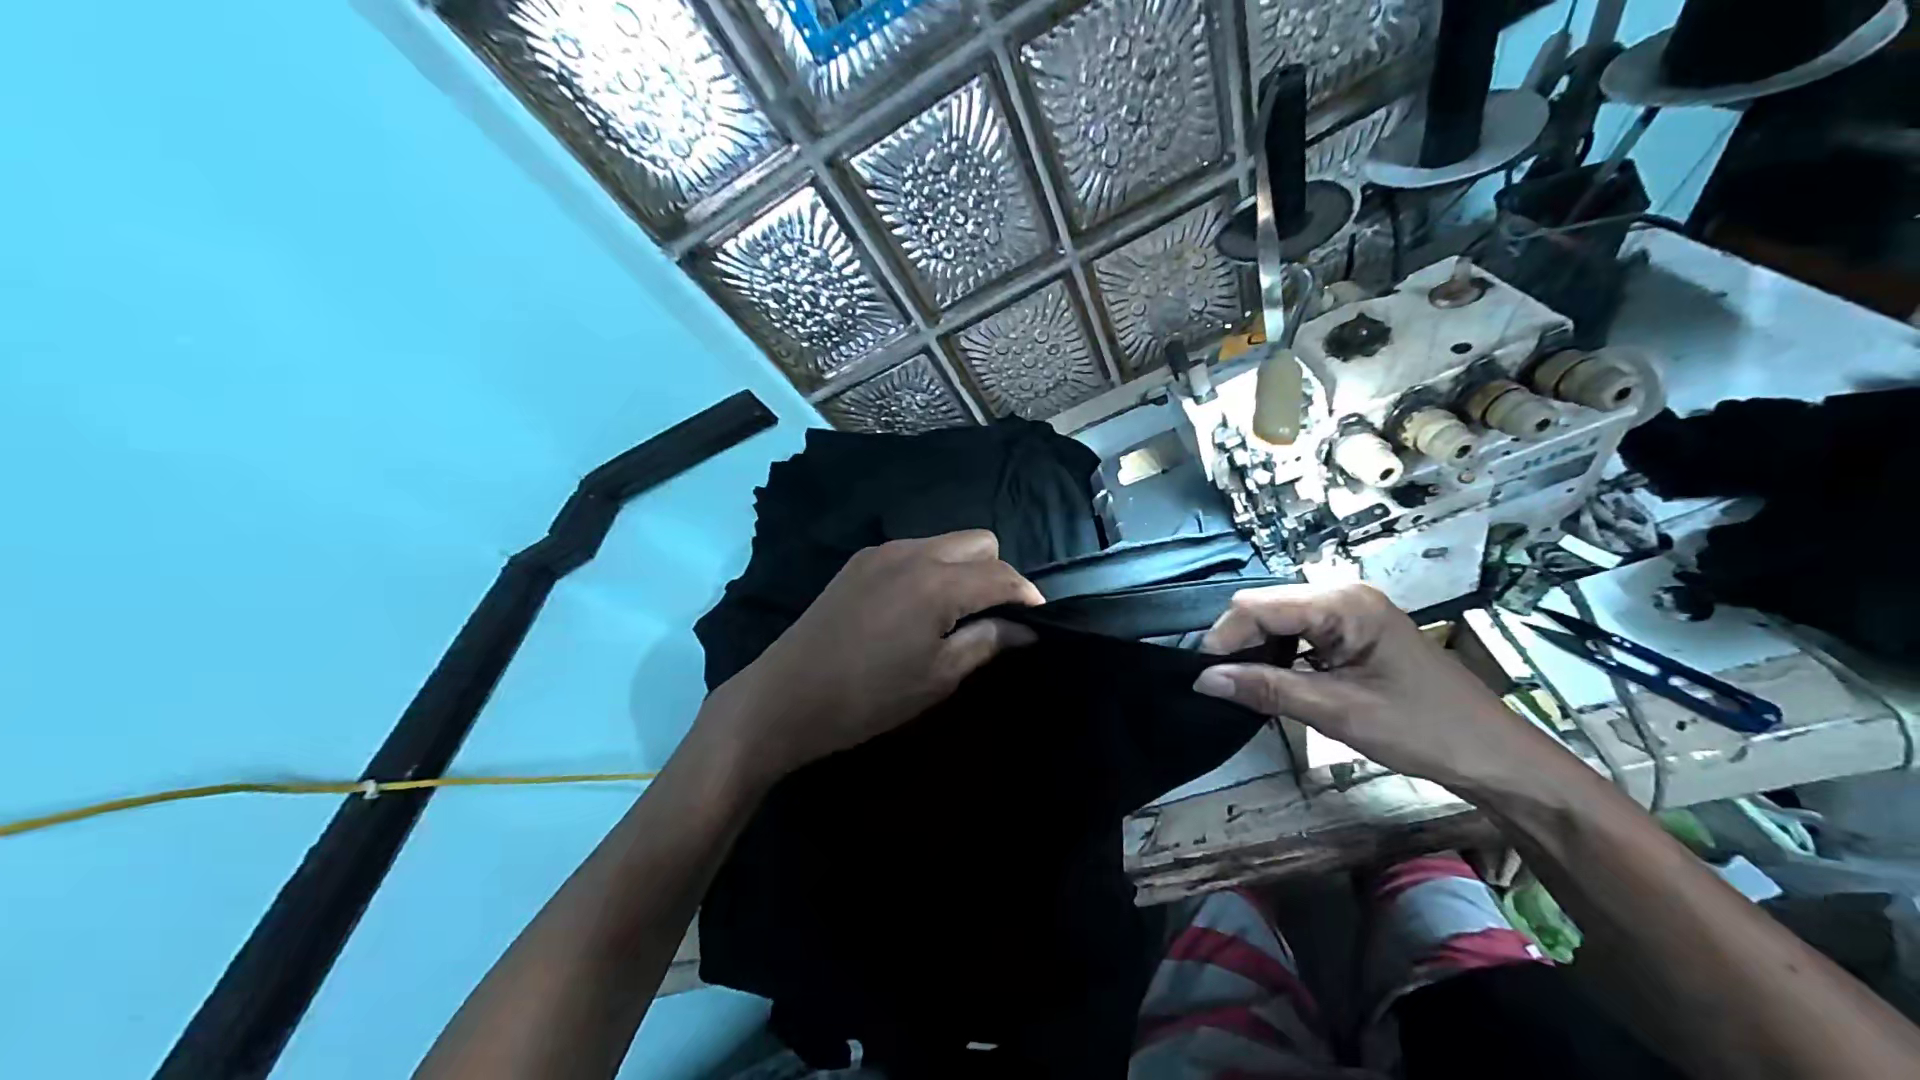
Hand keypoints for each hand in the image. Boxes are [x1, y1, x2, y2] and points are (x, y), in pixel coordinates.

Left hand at [705, 530, 1042, 782]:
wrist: (787, 697)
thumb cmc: (870, 697)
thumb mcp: (938, 677)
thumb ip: (987, 641)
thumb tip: (1025, 628)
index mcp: (938, 582)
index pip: (1002, 574)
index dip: (1027, 595)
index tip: (1037, 620)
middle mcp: (913, 552)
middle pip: (979, 542)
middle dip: (997, 573)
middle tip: (993, 617)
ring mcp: (882, 552)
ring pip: (946, 542)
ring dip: (964, 569)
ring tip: (955, 613)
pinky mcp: (860, 561)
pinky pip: (914, 551)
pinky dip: (932, 569)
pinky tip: (918, 607)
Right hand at [1191, 583, 1571, 794]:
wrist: (1496, 757)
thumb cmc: (1422, 730)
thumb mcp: (1337, 711)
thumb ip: (1266, 689)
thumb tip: (1203, 680)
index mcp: (1343, 603)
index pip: (1258, 606)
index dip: (1224, 638)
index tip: (1203, 677)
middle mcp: (1344, 594)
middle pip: (1265, 606)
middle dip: (1237, 642)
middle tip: (1222, 684)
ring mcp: (1352, 610)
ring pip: (1279, 618)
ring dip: (1257, 648)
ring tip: (1243, 684)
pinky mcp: (1355, 629)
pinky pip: (1300, 630)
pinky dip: (1280, 652)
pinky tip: (1274, 678)